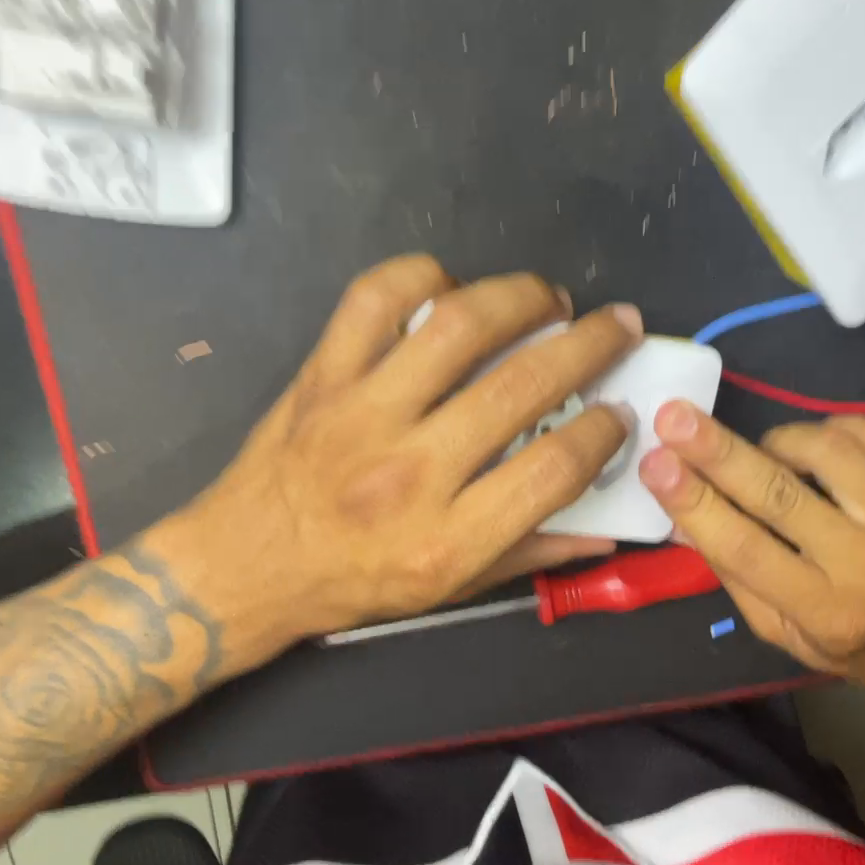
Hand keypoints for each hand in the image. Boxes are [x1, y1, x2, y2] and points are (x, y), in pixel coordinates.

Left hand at [156, 255, 641, 662]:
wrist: (247, 563)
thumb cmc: (355, 583)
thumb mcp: (449, 589)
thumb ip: (532, 553)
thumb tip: (608, 529)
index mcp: (449, 539)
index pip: (555, 469)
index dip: (605, 431)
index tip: (618, 410)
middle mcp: (411, 471)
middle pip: (522, 387)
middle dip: (589, 345)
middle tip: (618, 325)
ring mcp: (363, 413)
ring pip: (458, 327)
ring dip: (520, 298)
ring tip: (549, 299)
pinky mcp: (324, 373)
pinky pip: (375, 297)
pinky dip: (423, 275)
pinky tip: (453, 289)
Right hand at [638, 403, 864, 695]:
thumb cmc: (852, 642)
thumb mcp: (781, 631)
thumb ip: (732, 571)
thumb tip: (679, 509)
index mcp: (829, 615)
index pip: (746, 548)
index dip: (695, 502)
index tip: (655, 462)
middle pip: (782, 494)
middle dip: (718, 449)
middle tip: (674, 416)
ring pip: (829, 449)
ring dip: (781, 442)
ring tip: (771, 457)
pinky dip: (833, 430)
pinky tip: (822, 450)